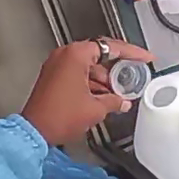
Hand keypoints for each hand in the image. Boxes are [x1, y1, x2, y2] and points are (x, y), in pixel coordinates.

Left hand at [21, 38, 153, 147]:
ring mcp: (55, 65)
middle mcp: (63, 55)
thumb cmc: (59, 116)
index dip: (131, 52)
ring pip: (87, 66)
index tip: (144, 57)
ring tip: (115, 95)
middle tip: (130, 78)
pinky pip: (75, 74)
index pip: (110, 47)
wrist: (35, 131)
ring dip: (102, 79)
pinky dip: (89, 83)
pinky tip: (100, 98)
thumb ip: (114, 101)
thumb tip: (121, 101)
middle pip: (98, 55)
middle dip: (115, 70)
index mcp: (75, 55)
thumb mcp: (95, 108)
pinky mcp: (51, 77)